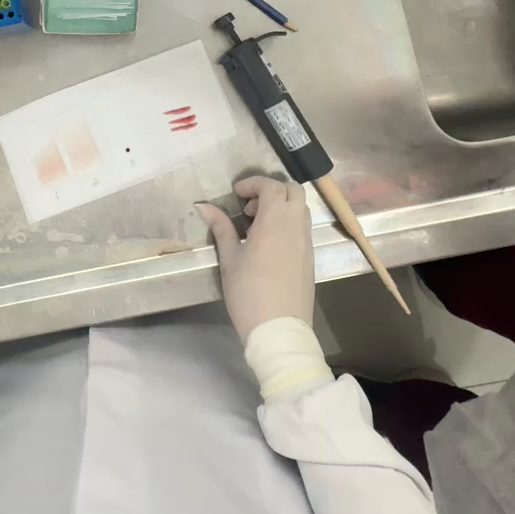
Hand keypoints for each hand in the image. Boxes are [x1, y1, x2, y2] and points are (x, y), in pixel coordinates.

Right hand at [196, 175, 314, 341]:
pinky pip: (302, 228)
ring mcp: (307, 242)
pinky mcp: (310, 258)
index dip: (253, 183)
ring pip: (300, 209)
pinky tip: (268, 244)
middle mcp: (296, 226)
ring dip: (281, 206)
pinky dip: (287, 223)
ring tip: (256, 226)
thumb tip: (204, 206)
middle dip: (271, 190)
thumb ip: (221, 228)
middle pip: (292, 191)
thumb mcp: (230, 258)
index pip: (271, 186)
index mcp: (276, 221)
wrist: (279, 330)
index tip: (236, 194)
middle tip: (249, 207)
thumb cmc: (249, 291)